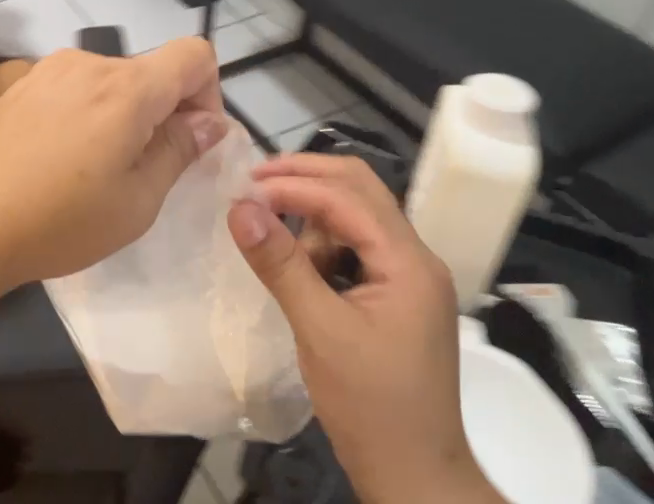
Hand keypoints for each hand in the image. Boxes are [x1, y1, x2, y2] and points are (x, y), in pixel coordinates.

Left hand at [0, 39, 226, 291]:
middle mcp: (86, 64)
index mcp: (126, 87)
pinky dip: (85, 117)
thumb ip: (179, 150)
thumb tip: (209, 121)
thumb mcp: (137, 201)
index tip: (191, 142)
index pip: (194, 54)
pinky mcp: (17, 88)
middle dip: (164, 112)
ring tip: (96, 174)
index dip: (209, 94)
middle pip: (149, 71)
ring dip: (122, 116)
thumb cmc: (59, 222)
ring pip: (109, 82)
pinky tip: (58, 164)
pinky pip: (72, 91)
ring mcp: (45, 72)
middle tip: (145, 172)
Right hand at [228, 154, 503, 503]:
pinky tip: (298, 268)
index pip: (347, 198)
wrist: (414, 476)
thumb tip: (238, 207)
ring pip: (356, 217)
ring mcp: (408, 278)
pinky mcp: (395, 296)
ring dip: (312, 216)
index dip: (293, 185)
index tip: (242, 189)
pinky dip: (322, 245)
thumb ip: (280, 264)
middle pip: (361, 190)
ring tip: (275, 244)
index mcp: (408, 262)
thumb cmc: (370, 405)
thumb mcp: (319, 330)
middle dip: (306, 179)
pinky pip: (355, 248)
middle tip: (253, 183)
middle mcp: (415, 258)